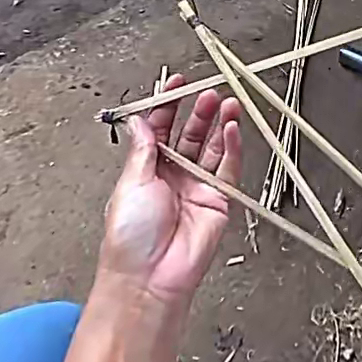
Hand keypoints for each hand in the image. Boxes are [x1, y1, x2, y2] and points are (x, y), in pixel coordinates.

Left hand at [99, 74, 242, 307]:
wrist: (150, 276)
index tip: (176, 84)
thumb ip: (144, 151)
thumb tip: (141, 122)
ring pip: (213, 146)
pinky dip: (232, 145)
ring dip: (219, 123)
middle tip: (208, 92)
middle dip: (198, 112)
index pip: (161, 130)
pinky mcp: (219, 196)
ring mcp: (197, 184)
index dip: (167, 106)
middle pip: (190, 134)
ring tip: (226, 103)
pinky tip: (232, 128)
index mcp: (146, 171)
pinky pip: (229, 165)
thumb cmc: (129, 240)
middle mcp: (173, 174)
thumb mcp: (130, 186)